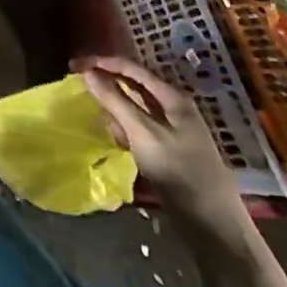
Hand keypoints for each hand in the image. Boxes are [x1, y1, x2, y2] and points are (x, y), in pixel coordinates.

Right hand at [74, 55, 241, 224]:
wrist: (212, 223)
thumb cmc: (178, 171)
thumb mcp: (142, 132)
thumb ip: (115, 100)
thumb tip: (88, 72)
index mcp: (172, 97)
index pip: (131, 68)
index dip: (101, 63)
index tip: (73, 66)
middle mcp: (172, 107)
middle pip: (133, 85)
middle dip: (107, 86)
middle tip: (80, 90)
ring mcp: (172, 129)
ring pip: (134, 108)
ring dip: (116, 112)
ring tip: (105, 126)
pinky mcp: (167, 148)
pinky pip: (138, 128)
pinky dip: (125, 130)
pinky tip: (118, 142)